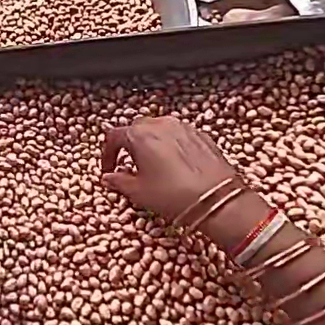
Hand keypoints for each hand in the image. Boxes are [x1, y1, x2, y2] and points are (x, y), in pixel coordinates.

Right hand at [103, 117, 275, 252]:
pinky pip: (179, 136)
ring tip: (151, 166)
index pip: (114, 137)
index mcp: (140, 135)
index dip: (107, 154)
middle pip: (136, 129)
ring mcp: (184, 128)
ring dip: (150, 144)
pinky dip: (171, 146)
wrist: (217, 200)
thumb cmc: (176, 195)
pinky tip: (173, 166)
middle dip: (129, 145)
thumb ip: (119, 181)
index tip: (108, 169)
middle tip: (128, 166)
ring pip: (159, 129)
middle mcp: (161, 125)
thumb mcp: (138, 192)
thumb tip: (109, 178)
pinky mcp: (202, 136)